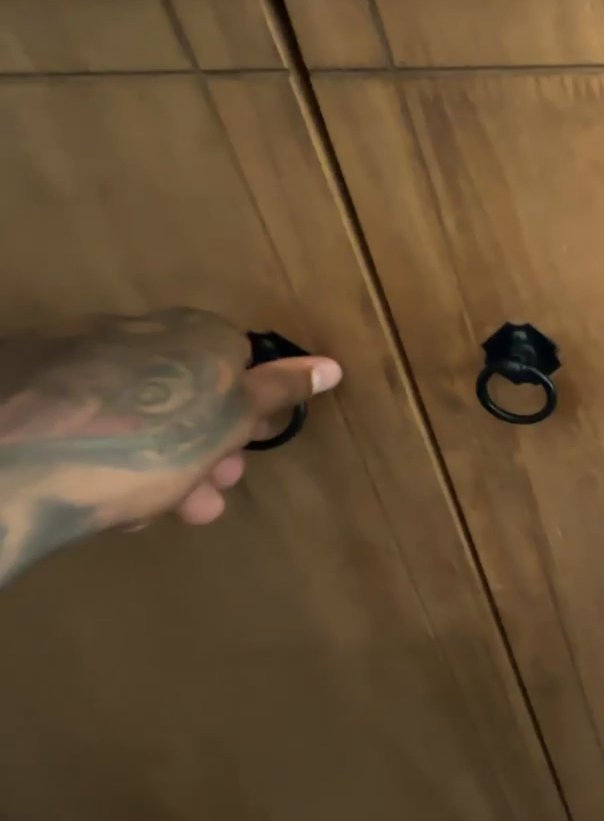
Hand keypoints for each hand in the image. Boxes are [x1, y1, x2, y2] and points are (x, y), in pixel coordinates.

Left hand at [0, 308, 340, 582]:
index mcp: (195, 333)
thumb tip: (332, 364)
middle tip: (209, 489)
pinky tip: (92, 494)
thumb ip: (280, 392)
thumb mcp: (231, 424)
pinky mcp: (8, 385)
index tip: (246, 449)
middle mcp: (134, 331)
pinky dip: (91, 450)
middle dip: (203, 442)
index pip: (240, 360)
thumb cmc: (141, 447)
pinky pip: (72, 416)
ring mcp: (63, 357)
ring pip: (129, 409)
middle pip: (184, 388)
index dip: (247, 409)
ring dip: (153, 458)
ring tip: (151, 511)